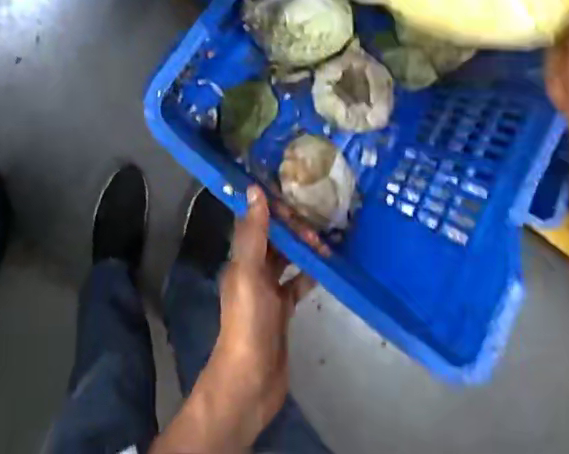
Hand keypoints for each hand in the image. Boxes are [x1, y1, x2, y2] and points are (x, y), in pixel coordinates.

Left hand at [212, 187, 312, 421]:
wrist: (251, 379)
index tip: (296, 193)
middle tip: (319, 220)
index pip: (256, 222)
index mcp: (240, 258)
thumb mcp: (249, 272)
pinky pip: (297, 284)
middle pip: (273, 239)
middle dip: (293, 227)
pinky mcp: (283, 311)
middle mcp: (252, 270)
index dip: (272, 207)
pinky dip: (310, 274)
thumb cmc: (248, 321)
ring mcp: (268, 291)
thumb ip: (253, 232)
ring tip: (328, 239)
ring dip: (304, 248)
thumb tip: (254, 189)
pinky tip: (327, 268)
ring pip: (287, 259)